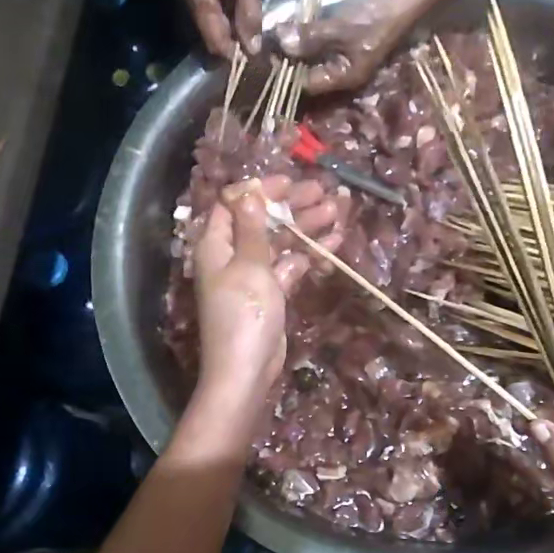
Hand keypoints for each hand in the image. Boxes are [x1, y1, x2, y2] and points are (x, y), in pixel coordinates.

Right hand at [176, 0, 262, 58]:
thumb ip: (250, 15)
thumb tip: (253, 49)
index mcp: (196, 0)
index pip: (213, 41)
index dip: (232, 53)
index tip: (252, 59)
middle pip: (209, 32)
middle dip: (230, 41)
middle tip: (253, 45)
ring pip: (208, 20)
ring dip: (228, 26)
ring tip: (248, 29)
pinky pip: (207, 6)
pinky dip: (222, 11)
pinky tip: (237, 10)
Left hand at [192, 176, 337, 412]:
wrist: (246, 370)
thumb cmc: (244, 314)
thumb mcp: (249, 265)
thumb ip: (252, 228)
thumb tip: (248, 191)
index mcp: (215, 246)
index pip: (233, 205)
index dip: (260, 190)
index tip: (291, 182)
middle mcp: (231, 257)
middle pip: (261, 221)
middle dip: (291, 206)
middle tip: (326, 192)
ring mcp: (251, 276)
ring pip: (279, 242)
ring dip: (306, 226)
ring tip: (338, 209)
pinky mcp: (270, 295)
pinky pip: (289, 266)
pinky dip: (308, 254)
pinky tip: (334, 240)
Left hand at [274, 0, 424, 93]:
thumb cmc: (377, 13)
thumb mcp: (341, 27)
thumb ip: (310, 36)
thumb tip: (280, 41)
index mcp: (343, 78)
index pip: (306, 83)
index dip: (286, 72)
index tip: (267, 56)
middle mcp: (343, 72)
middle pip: (308, 71)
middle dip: (289, 59)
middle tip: (266, 44)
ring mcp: (346, 54)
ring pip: (313, 55)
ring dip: (297, 44)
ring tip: (275, 33)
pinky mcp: (346, 36)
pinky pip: (321, 40)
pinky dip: (308, 34)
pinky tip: (293, 23)